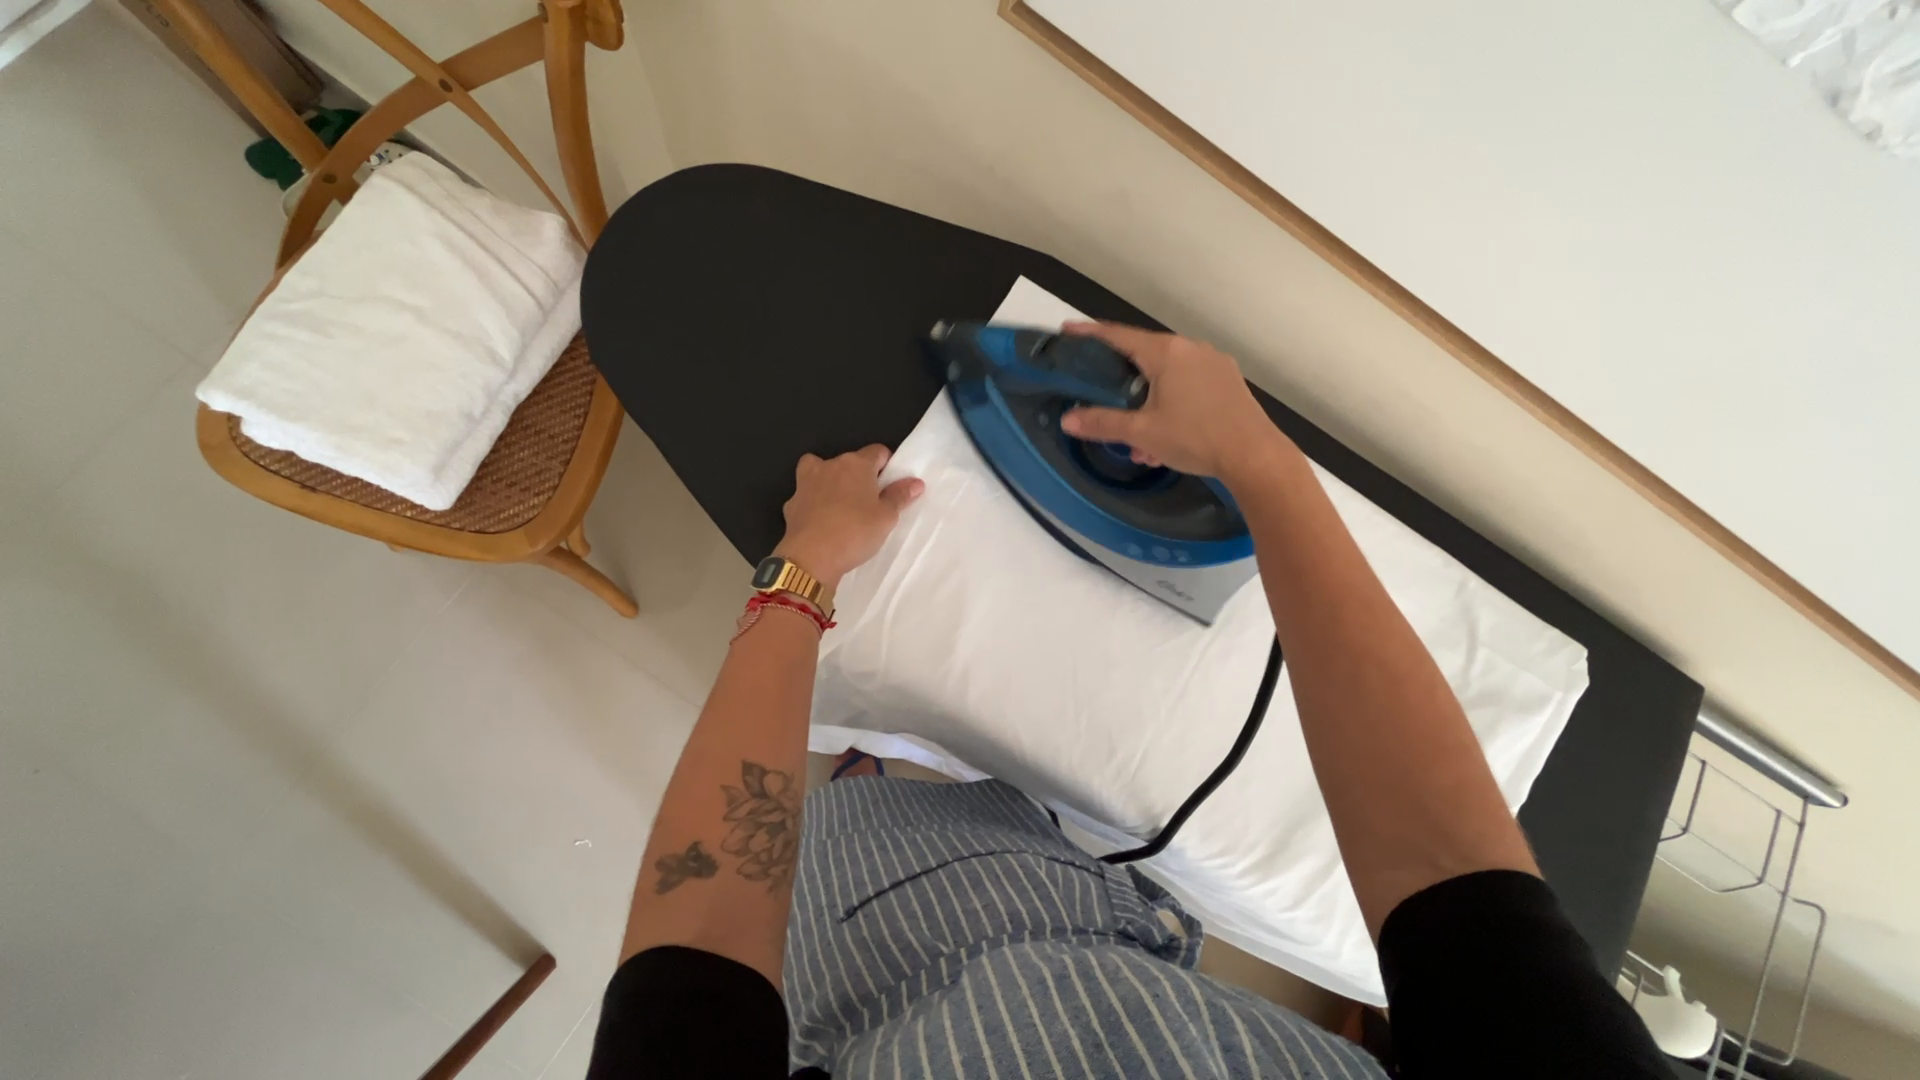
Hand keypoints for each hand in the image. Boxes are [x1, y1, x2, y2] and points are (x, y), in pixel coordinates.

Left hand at [773, 445, 923, 587]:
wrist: (811, 557)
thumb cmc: (855, 532)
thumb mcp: (886, 517)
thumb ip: (899, 496)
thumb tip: (915, 482)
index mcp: (856, 464)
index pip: (877, 451)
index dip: (886, 466)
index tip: (890, 486)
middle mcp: (829, 466)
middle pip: (848, 461)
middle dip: (859, 476)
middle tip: (870, 501)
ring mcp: (806, 483)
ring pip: (819, 472)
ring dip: (829, 482)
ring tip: (840, 505)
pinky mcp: (791, 503)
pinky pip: (806, 496)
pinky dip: (813, 504)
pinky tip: (821, 522)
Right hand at [1056, 321, 1295, 483]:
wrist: (1254, 456)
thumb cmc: (1195, 438)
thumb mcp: (1142, 432)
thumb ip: (1103, 423)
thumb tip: (1068, 420)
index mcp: (1167, 352)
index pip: (1118, 336)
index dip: (1090, 334)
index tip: (1067, 330)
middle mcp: (1191, 349)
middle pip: (1144, 355)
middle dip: (1120, 378)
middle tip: (1098, 387)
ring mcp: (1213, 364)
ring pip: (1167, 376)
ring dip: (1146, 403)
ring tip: (1135, 438)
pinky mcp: (1228, 383)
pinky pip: (1188, 386)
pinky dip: (1169, 405)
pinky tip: (1164, 437)